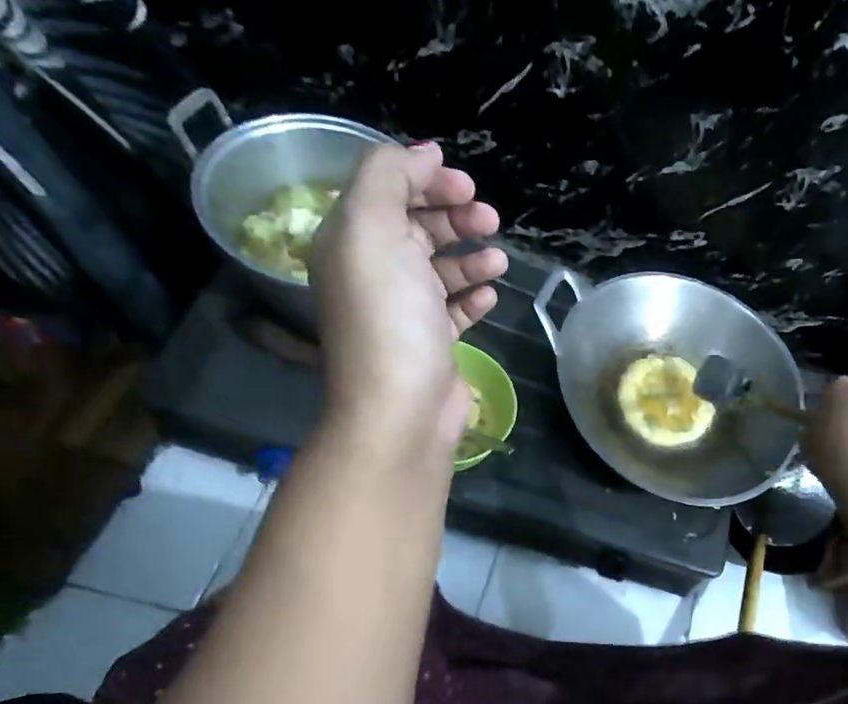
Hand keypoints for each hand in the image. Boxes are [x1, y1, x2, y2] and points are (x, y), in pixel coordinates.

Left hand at [308, 142, 506, 449]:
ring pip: (441, 268)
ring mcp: (405, 310)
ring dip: (470, 256)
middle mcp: (374, 271)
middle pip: (416, 227)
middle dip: (454, 215)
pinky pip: (455, 308)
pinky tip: (490, 293)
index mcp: (350, 240)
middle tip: (488, 217)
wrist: (401, 406)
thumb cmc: (388, 316)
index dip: (424, 179)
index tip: (464, 184)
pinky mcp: (432, 342)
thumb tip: (424, 153)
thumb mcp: (373, 228)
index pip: (386, 192)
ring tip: (497, 259)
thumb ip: (390, 176)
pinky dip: (473, 295)